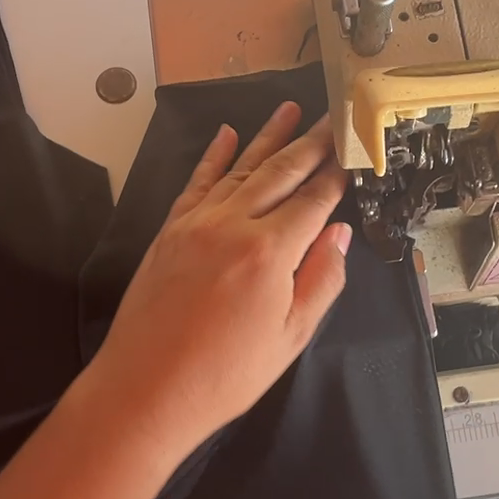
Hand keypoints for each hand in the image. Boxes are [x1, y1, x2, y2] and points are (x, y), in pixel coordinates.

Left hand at [86, 101, 349, 447]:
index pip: (313, 201)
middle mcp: (233, 224)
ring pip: (240, 168)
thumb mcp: (291, 336)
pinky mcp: (170, 230)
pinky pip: (197, 182)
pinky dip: (214, 157)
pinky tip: (226, 135)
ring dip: (267, 137)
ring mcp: (197, 223)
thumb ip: (321, 278)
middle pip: (280, 173)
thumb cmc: (226, 374)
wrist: (146, 389)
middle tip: (330, 116)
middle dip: (309, 143)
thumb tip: (338, 233)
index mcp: (270, 251)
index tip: (352, 152)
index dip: (335, 176)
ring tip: (289, 109)